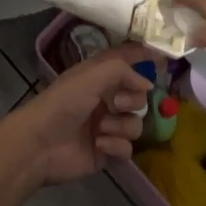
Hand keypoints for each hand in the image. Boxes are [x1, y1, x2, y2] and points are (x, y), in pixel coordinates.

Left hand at [3, 43, 152, 184]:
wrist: (42, 145)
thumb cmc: (63, 103)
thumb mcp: (90, 77)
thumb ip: (121, 71)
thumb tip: (147, 83)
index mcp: (97, 75)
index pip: (124, 59)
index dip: (142, 56)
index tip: (163, 57)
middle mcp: (105, 97)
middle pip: (138, 96)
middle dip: (132, 100)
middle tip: (117, 103)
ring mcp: (107, 124)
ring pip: (135, 123)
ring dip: (120, 125)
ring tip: (101, 129)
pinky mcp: (108, 150)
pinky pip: (128, 147)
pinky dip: (116, 146)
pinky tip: (99, 145)